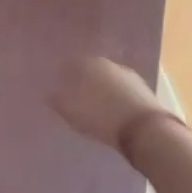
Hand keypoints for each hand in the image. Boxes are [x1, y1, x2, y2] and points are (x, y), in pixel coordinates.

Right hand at [49, 57, 170, 154]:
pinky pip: (121, 89)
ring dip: (99, 88)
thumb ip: (57, 100)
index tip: (55, 86)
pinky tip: (110, 108)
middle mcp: (109, 64)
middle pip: (90, 69)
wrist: (144, 129)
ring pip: (107, 78)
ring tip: (92, 104)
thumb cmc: (101, 118)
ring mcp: (129, 75)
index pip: (70, 63)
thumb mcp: (71, 112)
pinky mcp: (142, 88)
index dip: (61, 74)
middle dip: (81, 80)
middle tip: (72, 95)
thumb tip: (47, 92)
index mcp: (89, 64)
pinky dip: (114, 95)